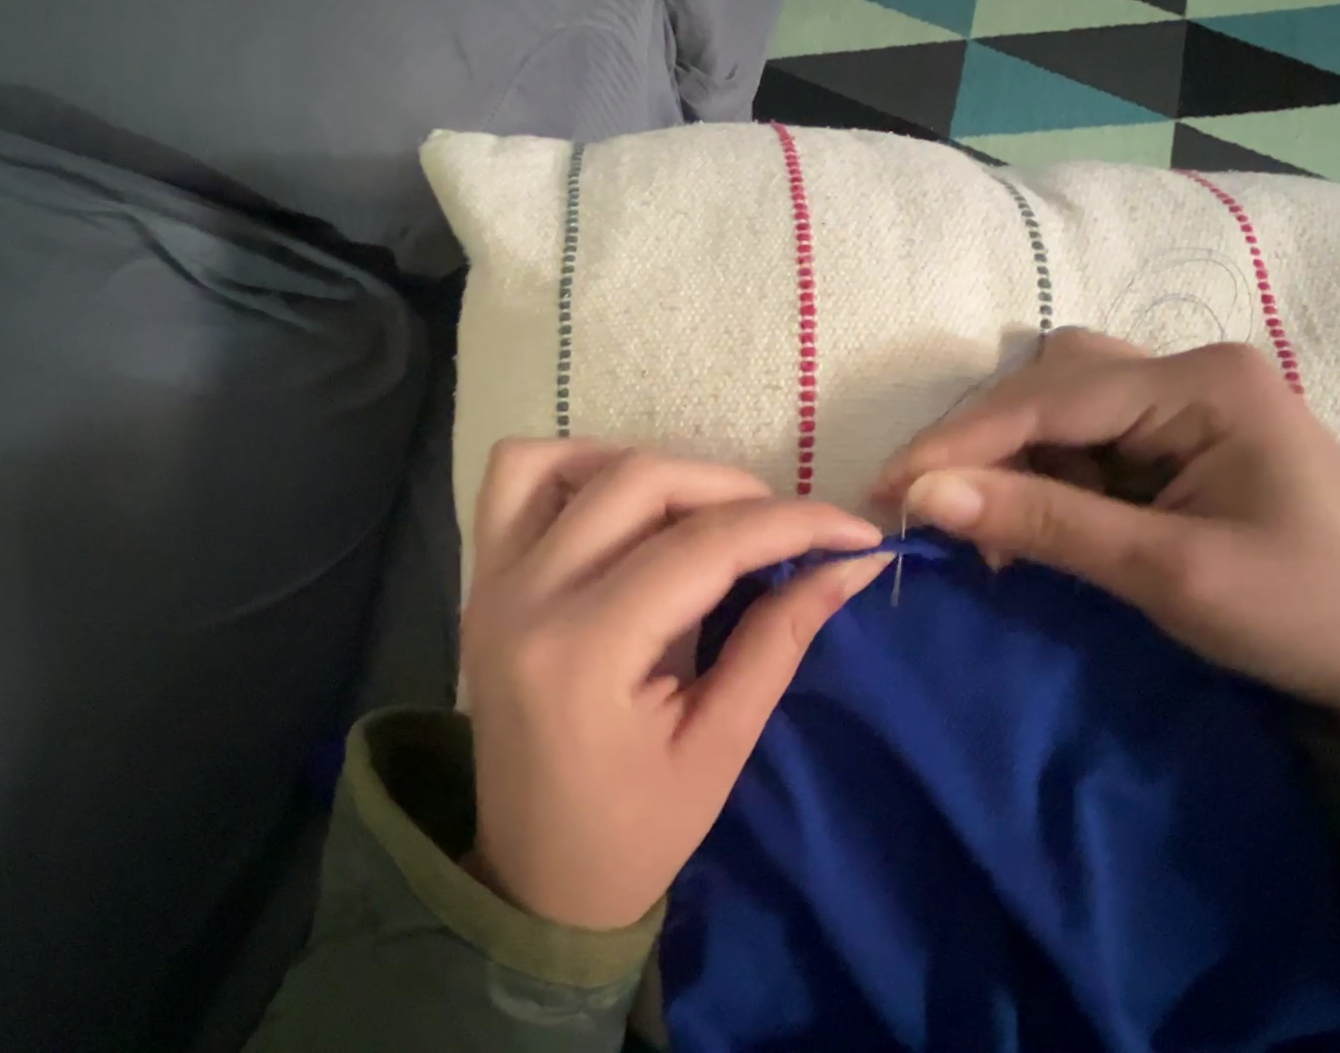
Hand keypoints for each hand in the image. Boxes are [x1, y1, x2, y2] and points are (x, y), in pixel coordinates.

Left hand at [461, 439, 888, 928]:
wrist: (537, 877)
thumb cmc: (637, 832)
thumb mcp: (722, 745)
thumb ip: (781, 640)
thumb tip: (853, 564)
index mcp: (585, 654)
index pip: (703, 547)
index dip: (793, 525)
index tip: (857, 531)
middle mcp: (524, 598)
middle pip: (639, 482)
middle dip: (733, 490)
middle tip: (787, 533)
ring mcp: (491, 583)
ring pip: (568, 462)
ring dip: (653, 471)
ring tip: (707, 514)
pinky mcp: (482, 582)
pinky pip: (515, 482)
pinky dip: (578, 469)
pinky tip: (628, 510)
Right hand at [874, 329, 1339, 735]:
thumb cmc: (1304, 615)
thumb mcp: (1166, 571)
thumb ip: (1043, 522)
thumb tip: (924, 494)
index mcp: (1203, 384)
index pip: (1049, 397)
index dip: (958, 441)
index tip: (886, 489)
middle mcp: (1187, 374)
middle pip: (1046, 384)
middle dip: (981, 445)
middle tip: (931, 511)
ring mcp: (1180, 408)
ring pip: (1054, 409)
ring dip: (1008, 462)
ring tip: (990, 532)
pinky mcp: (1170, 446)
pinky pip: (1077, 444)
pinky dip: (1038, 481)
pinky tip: (1031, 527)